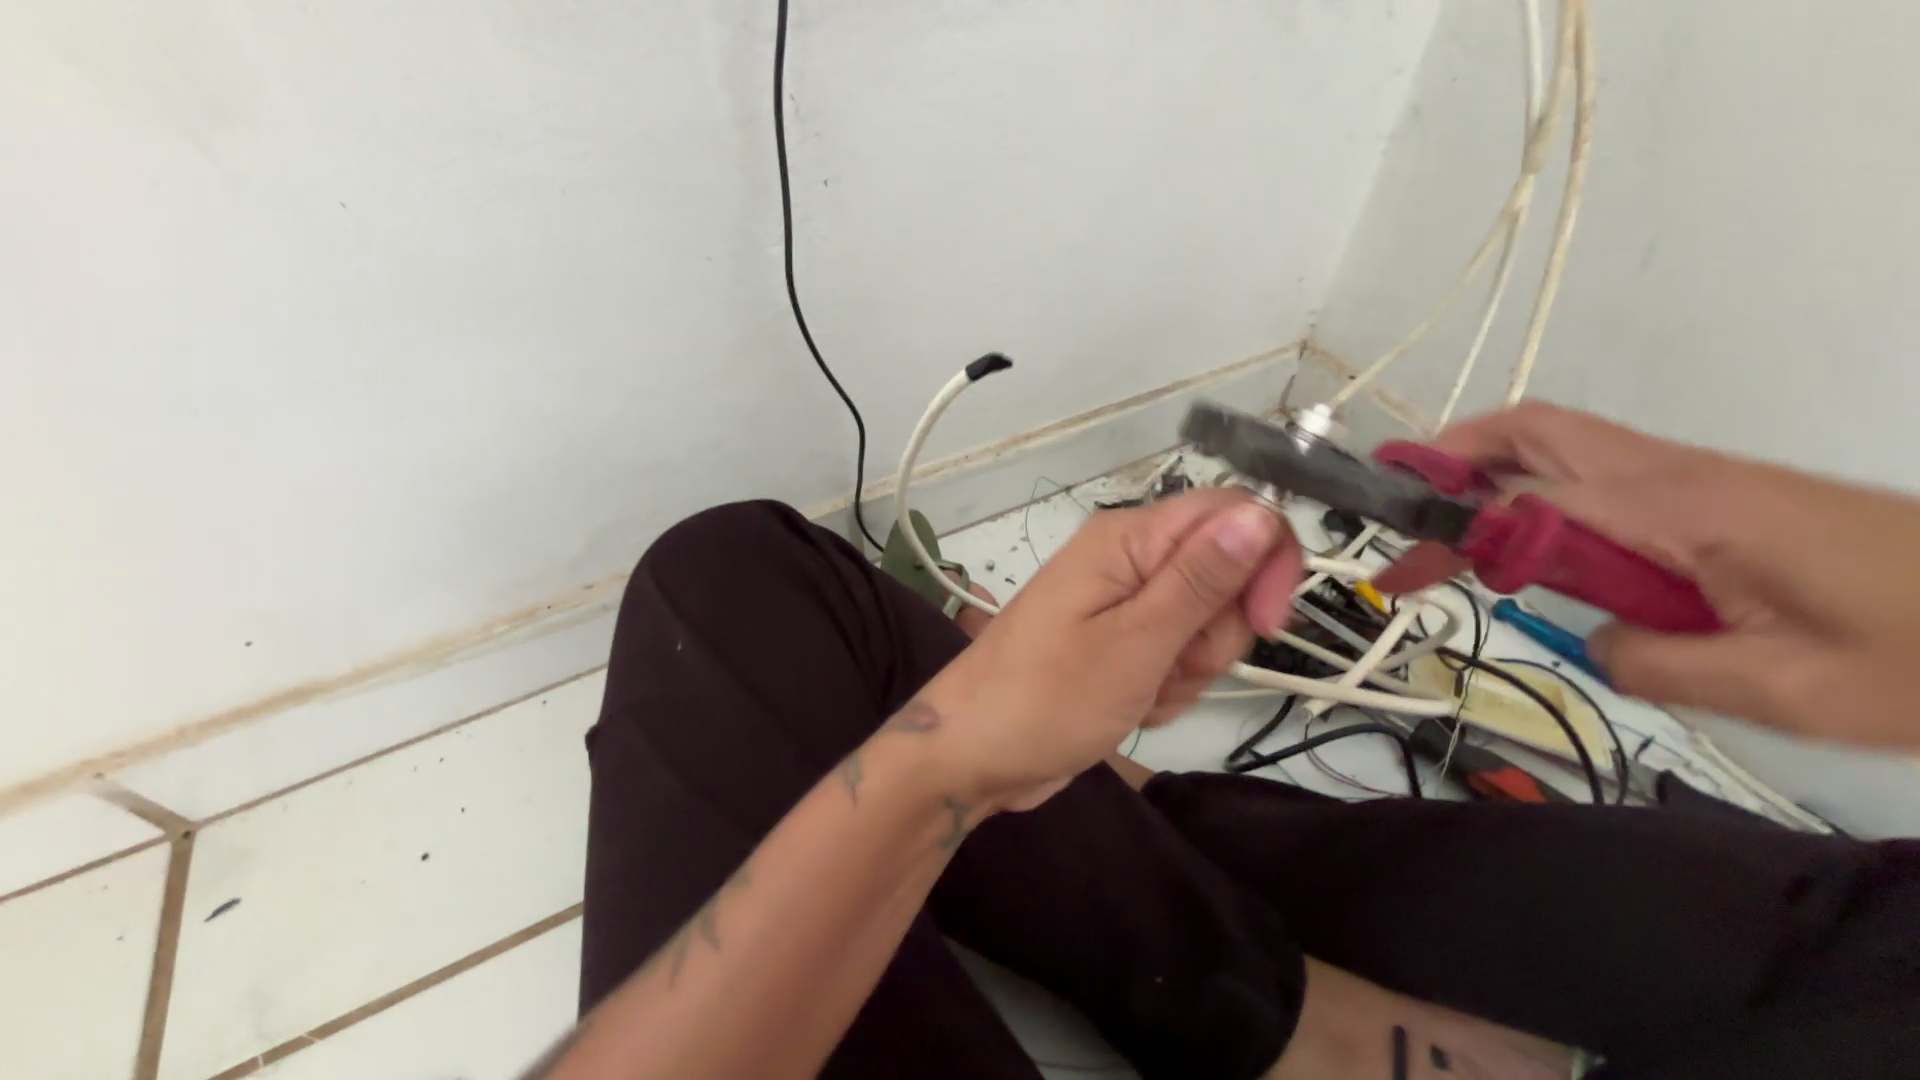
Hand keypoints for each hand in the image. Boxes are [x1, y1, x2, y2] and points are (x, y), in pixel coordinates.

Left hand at [916, 489, 1301, 811]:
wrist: (973, 758)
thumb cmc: (1045, 700)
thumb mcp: (1135, 642)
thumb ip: (1201, 579)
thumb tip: (1261, 513)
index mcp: (1128, 540)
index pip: (1233, 513)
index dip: (1265, 560)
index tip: (1268, 621)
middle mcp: (1128, 561)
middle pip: (1224, 575)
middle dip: (1215, 633)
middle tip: (1168, 665)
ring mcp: (1122, 605)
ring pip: (1205, 625)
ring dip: (1188, 670)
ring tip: (1138, 690)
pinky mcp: (1119, 644)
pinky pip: (1175, 657)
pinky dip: (1165, 688)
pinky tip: (1130, 705)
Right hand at [1432, 402, 1919, 749]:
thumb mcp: (1787, 690)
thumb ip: (1654, 663)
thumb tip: (1592, 639)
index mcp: (1683, 509)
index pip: (1530, 501)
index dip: (1455, 530)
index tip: (1404, 568)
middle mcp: (1678, 475)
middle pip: (1535, 431)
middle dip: (1453, 457)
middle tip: (1403, 504)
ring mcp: (1699, 480)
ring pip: (1565, 445)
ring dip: (1491, 472)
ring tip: (1446, 524)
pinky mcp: (1718, 498)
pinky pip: (1602, 478)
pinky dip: (1541, 494)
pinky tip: (1538, 549)